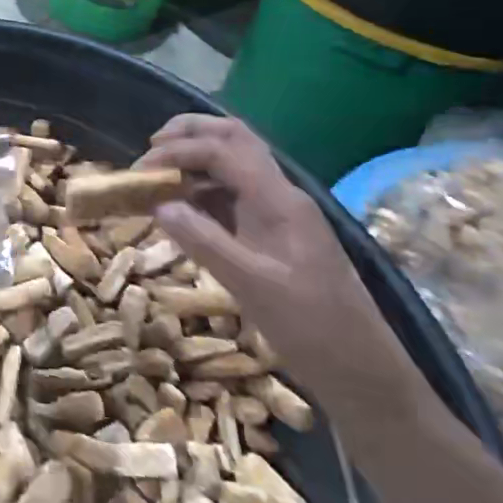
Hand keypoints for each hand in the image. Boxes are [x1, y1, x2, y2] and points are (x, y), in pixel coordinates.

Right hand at [137, 115, 422, 406]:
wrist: (363, 370)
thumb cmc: (311, 328)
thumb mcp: (251, 286)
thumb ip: (203, 241)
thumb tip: (159, 206)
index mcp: (278, 199)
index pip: (222, 150)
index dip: (178, 151)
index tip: (140, 171)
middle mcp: (279, 194)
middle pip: (234, 138)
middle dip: (190, 133)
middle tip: (150, 149)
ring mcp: (279, 212)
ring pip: (235, 163)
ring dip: (196, 159)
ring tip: (159, 177)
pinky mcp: (275, 232)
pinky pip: (235, 194)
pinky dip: (204, 191)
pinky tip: (182, 209)